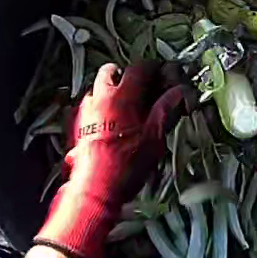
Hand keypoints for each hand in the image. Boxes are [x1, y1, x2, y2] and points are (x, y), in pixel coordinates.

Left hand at [35, 61, 169, 257]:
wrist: (94, 190)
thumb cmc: (126, 165)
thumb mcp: (154, 138)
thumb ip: (165, 110)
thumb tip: (179, 93)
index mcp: (121, 96)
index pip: (139, 68)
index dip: (154, 68)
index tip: (164, 74)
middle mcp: (100, 97)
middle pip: (112, 71)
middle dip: (127, 75)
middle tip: (142, 88)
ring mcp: (85, 110)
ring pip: (98, 88)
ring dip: (112, 90)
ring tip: (127, 107)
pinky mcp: (77, 124)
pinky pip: (89, 106)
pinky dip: (101, 107)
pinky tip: (112, 124)